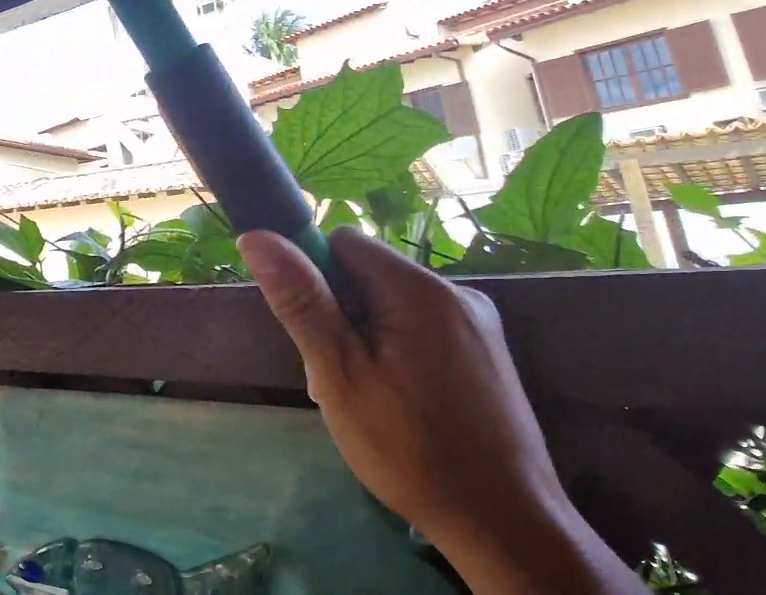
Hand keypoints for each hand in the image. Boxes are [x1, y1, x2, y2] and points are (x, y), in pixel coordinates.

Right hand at [237, 227, 643, 593]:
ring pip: (392, 304)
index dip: (316, 278)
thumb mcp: (339, 374)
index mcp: (419, 291)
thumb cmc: (411, 450)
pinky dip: (397, 353)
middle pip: (368, 274)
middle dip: (339, 315)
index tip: (316, 333)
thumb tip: (257, 236)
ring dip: (365, 338)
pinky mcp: (488, 354)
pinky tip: (398, 404)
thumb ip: (301, 300)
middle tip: (335, 378)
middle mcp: (457, 293)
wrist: (508, 528)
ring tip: (365, 400)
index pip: (344, 242)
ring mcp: (479, 324)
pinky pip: (422, 328)